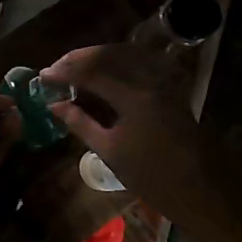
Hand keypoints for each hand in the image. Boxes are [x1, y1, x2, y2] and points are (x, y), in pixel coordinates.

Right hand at [40, 44, 222, 226]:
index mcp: (133, 97)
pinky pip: (141, 63)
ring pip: (127, 54)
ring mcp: (164, 81)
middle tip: (58, 69)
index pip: (92, 72)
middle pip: (110, 54)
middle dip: (80, 58)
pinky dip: (118, 63)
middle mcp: (151, 80)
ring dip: (99, 57)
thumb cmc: (151, 177)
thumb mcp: (109, 151)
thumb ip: (80, 123)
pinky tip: (104, 74)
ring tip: (76, 69)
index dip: (64, 72)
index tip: (43, 76)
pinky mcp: (171, 87)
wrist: (199, 188)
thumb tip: (53, 104)